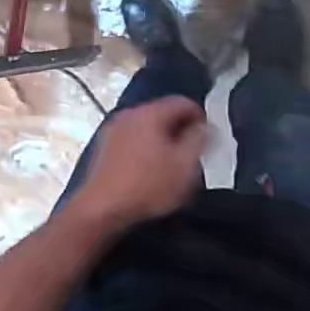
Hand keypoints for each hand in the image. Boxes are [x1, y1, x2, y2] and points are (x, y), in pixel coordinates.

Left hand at [63, 97, 207, 233]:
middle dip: (180, 129)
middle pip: (163, 112)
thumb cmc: (148, 186)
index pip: (183, 102)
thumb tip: (204, 126)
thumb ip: (198, 140)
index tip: (207, 138)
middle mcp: (129, 113)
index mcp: (150, 113)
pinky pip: (132, 138)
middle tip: (191, 152)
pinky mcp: (104, 146)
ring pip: (147, 126)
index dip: (200, 117)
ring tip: (171, 163)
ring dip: (162, 139)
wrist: (102, 208)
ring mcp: (113, 128)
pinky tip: (149, 169)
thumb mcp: (185, 165)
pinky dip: (145, 147)